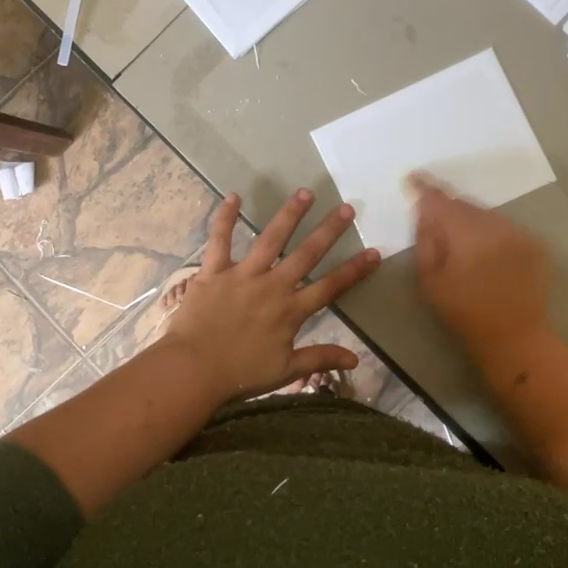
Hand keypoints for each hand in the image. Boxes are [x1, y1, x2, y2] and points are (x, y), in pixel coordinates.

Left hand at [158, 190, 381, 401]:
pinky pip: (219, 239)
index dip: (354, 270)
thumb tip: (355, 359)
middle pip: (306, 254)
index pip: (330, 287)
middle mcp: (272, 286)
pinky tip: (234, 196)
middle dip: (328, 230)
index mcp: (290, 311)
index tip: (374, 252)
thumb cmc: (239, 375)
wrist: (193, 369)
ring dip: (289, 214)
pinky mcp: (213, 272)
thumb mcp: (285, 371)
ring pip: (270, 239)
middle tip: (346, 208)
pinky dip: (225, 217)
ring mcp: (242, 276)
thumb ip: (320, 358)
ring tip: (305, 192)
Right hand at [410, 173, 550, 357]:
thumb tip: (424, 212)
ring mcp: (518, 232)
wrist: (514, 337)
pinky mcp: (534, 243)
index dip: (424, 187)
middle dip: (447, 207)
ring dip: (470, 219)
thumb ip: (426, 239)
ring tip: (460, 240)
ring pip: (485, 214)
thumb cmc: (464, 313)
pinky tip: (484, 252)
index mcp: (466, 233)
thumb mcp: (430, 280)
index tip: (413, 178)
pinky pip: (504, 227)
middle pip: (464, 204)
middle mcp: (495, 224)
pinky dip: (490, 231)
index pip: (440, 199)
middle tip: (433, 217)